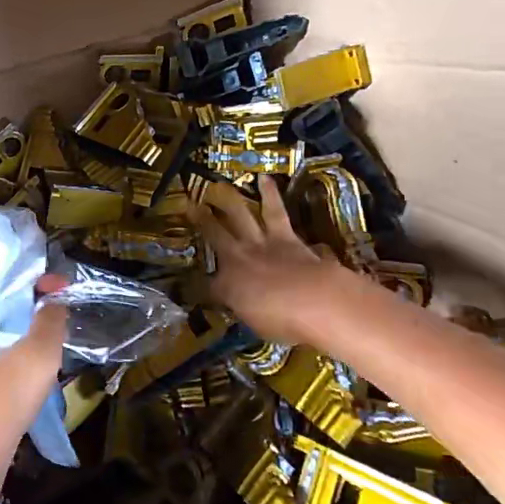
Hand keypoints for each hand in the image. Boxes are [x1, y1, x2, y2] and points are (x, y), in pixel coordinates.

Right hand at [194, 178, 340, 346]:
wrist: (315, 301)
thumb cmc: (284, 321)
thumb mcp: (257, 323)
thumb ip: (246, 309)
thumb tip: (239, 304)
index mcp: (227, 286)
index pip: (207, 285)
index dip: (197, 286)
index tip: (189, 286)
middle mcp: (239, 258)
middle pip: (216, 235)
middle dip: (202, 221)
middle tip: (190, 204)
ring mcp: (263, 244)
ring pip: (242, 216)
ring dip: (232, 200)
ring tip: (222, 185)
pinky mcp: (286, 236)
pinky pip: (275, 211)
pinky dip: (270, 195)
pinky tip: (267, 180)